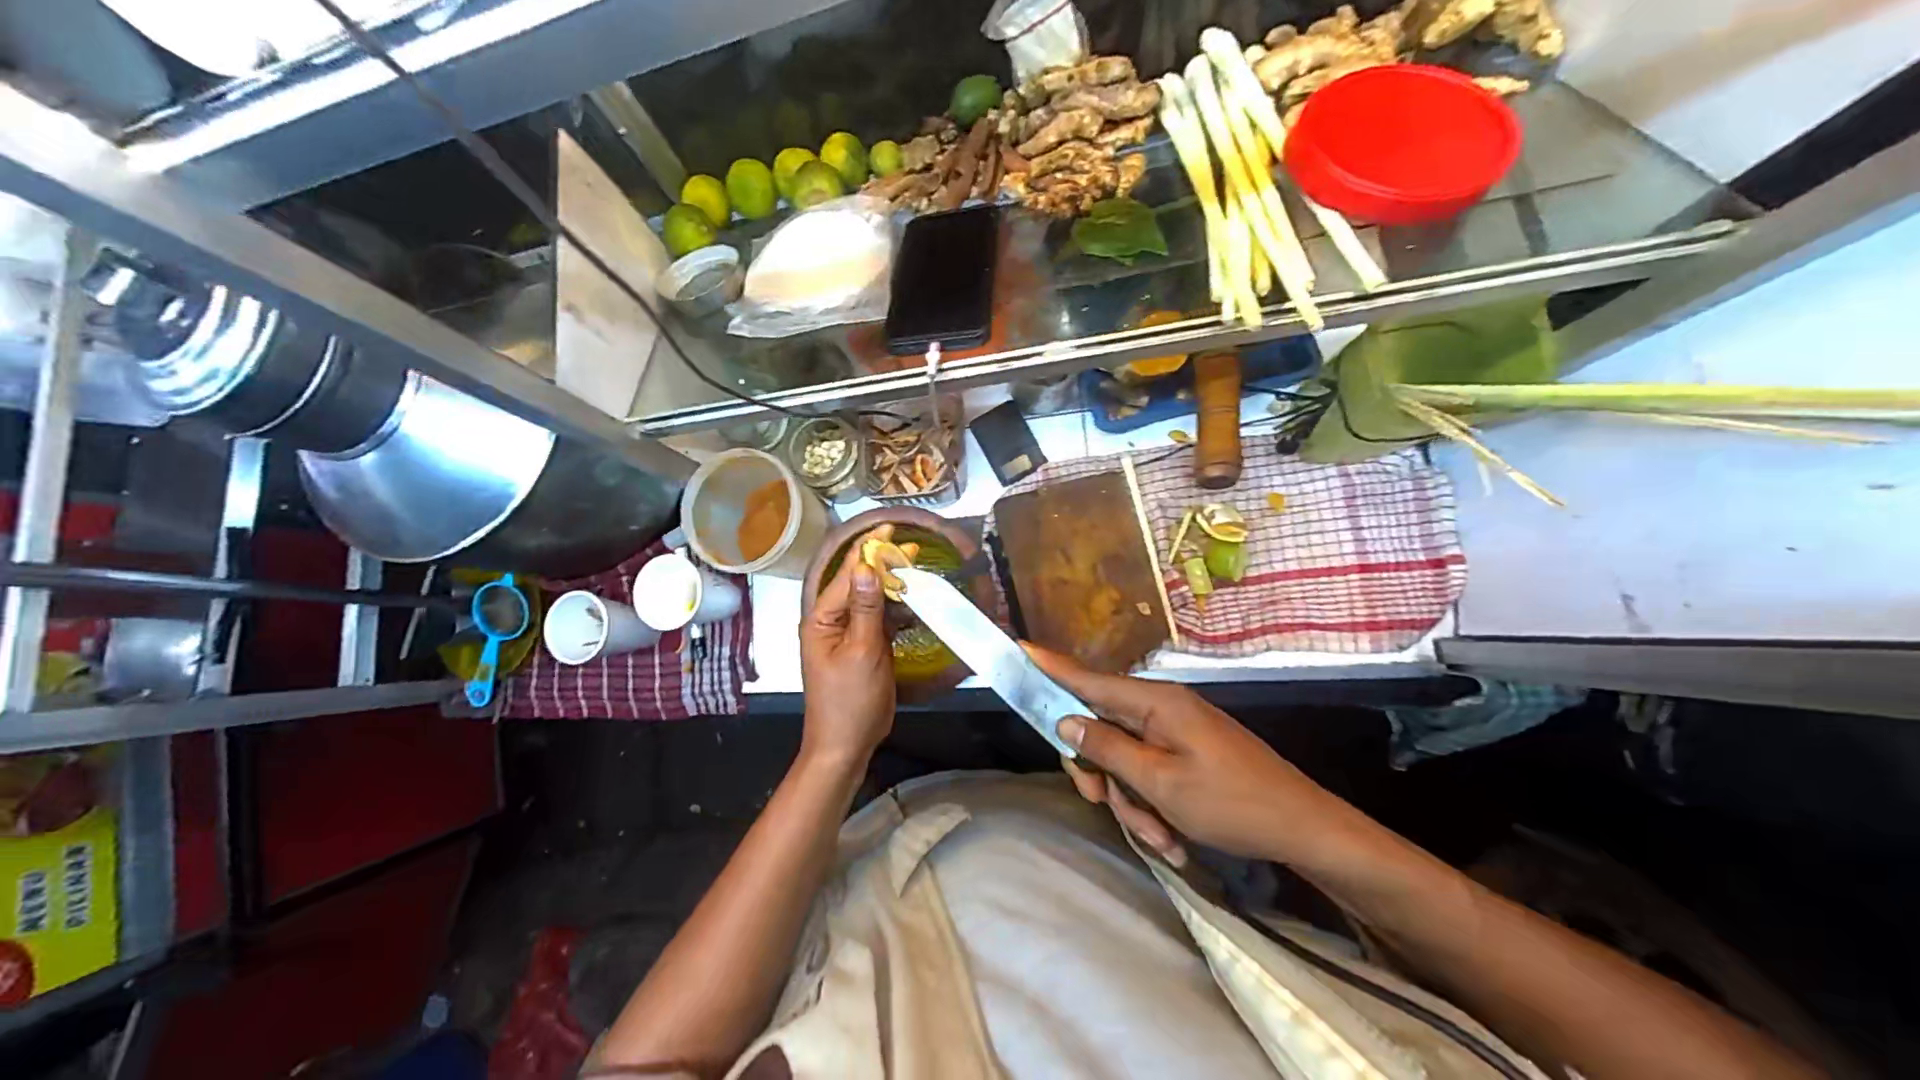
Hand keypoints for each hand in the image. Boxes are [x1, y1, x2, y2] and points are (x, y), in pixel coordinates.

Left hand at [799, 527, 897, 767]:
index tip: (890, 528)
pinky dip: (898, 609)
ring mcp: (850, 635)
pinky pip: (882, 620)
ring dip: (895, 586)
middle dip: (885, 564)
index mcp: (823, 619)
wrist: (846, 745)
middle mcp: (834, 621)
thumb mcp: (861, 652)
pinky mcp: (866, 648)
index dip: (869, 551)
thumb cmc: (849, 701)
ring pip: (874, 601)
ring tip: (918, 567)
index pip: (847, 575)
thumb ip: (866, 609)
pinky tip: (916, 599)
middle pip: (860, 584)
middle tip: (913, 548)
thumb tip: (866, 567)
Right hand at [1029, 646, 1370, 869]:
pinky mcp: (1186, 752)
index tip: (1019, 648)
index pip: (1088, 679)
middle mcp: (1161, 708)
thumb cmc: (1231, 802)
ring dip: (1131, 800)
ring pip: (1123, 759)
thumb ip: (1107, 748)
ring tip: (1160, 836)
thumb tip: (1065, 720)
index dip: (1051, 666)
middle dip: (1099, 772)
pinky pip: (1148, 772)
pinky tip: (1171, 835)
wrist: (1302, 828)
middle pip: (1100, 729)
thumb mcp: (1160, 782)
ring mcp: (1175, 730)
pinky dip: (1152, 804)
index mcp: (1154, 703)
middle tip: (1105, 804)